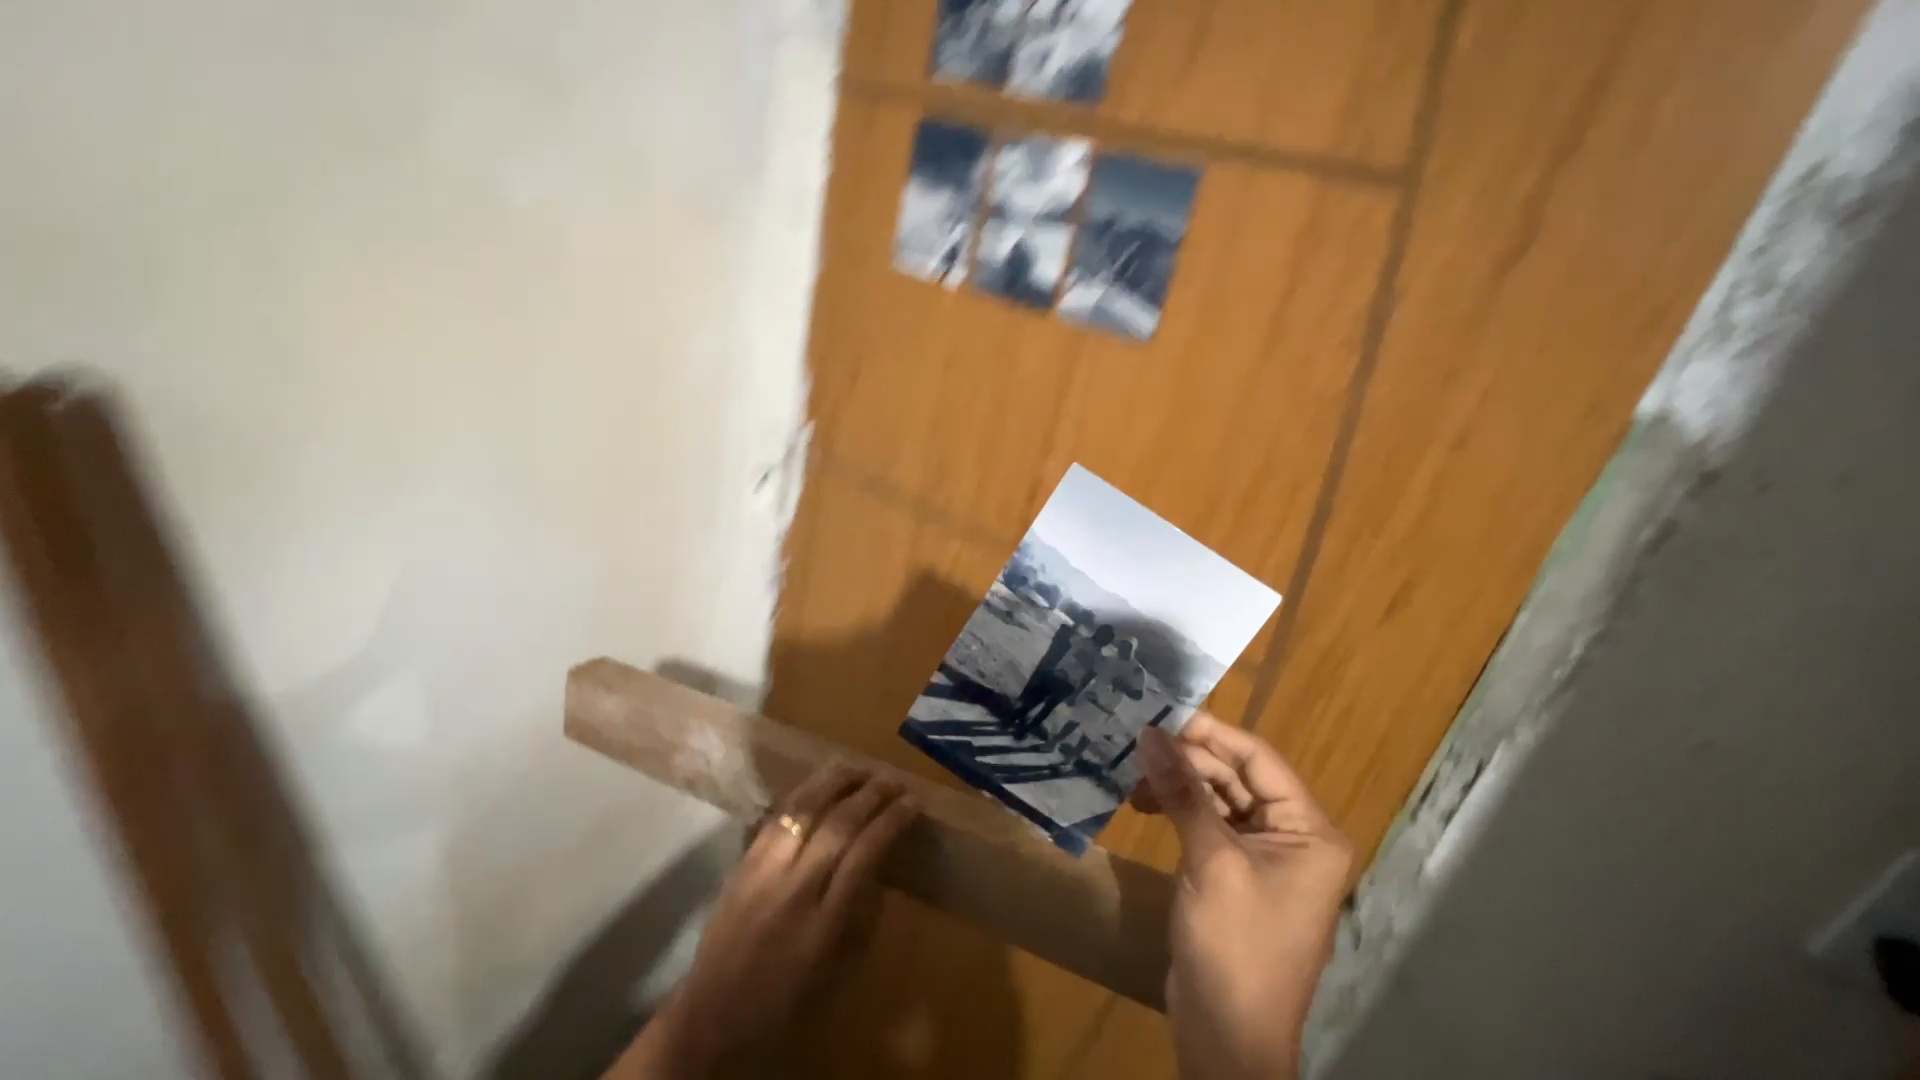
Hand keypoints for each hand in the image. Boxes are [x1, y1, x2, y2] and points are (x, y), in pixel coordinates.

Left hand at [607, 765, 918, 1078]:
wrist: (714, 1013)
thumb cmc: (787, 1000)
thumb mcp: (839, 967)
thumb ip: (862, 911)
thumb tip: (879, 861)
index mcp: (825, 923)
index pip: (866, 853)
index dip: (892, 821)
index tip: (914, 803)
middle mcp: (793, 889)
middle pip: (837, 824)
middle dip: (871, 794)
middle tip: (894, 780)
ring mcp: (762, 872)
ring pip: (802, 809)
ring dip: (835, 782)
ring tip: (860, 769)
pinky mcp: (740, 864)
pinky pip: (775, 818)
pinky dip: (801, 795)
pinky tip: (819, 785)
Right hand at [1133, 716, 1351, 1079]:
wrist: (1229, 1036)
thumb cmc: (1235, 944)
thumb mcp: (1211, 860)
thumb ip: (1183, 792)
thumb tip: (1150, 732)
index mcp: (1311, 831)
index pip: (1259, 760)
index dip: (1211, 734)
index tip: (1161, 714)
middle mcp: (1295, 838)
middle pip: (1239, 778)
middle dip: (1189, 762)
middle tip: (1136, 747)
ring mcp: (1265, 860)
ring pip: (1219, 801)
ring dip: (1180, 787)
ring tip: (1134, 781)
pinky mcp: (1236, 877)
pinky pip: (1209, 828)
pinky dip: (1179, 812)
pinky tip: (1146, 805)